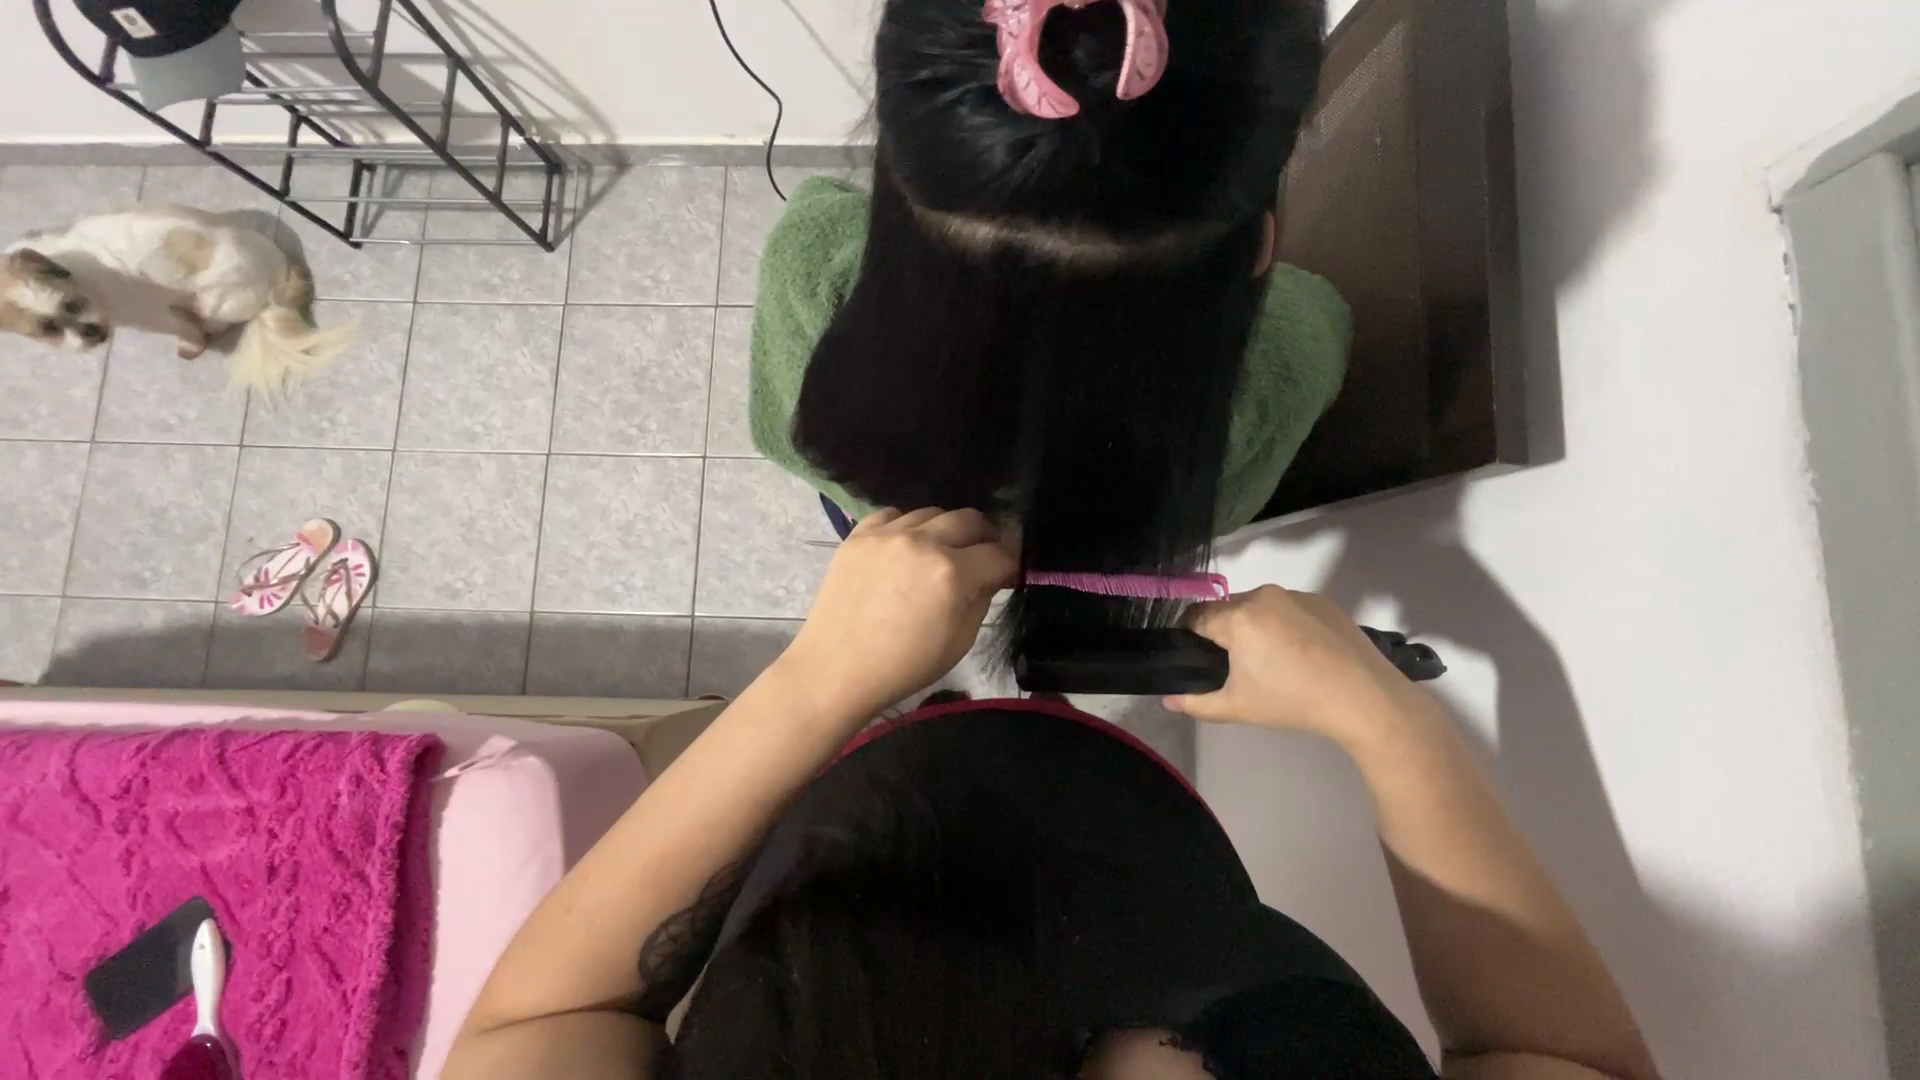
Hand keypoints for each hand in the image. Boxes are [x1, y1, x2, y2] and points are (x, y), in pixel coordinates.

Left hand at [776, 507, 1016, 718]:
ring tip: (942, 553)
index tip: (1008, 573)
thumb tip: (992, 574)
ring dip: (946, 530)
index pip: (999, 553)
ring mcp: (887, 535)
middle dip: (985, 537)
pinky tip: (906, 548)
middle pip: (970, 519)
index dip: (1010, 564)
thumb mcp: (960, 640)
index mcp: (953, 573)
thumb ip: (982, 598)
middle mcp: (923, 543)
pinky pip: (893, 515)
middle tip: (983, 556)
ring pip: (932, 512)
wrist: (837, 669)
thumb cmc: (905, 665)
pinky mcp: (858, 535)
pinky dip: (907, 527)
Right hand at [1164, 585, 1428, 744]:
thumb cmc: (1293, 702)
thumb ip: (1197, 702)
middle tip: (1235, 665)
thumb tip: (1168, 700)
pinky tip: (1300, 653)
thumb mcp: (1238, 707)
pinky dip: (1283, 624)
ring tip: (1271, 660)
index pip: (1195, 616)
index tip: (1197, 659)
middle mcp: (1262, 596)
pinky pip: (1287, 607)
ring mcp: (1295, 595)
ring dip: (1253, 625)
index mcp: (1237, 617)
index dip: (1189, 637)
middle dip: (1222, 631)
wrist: (1365, 698)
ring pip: (1257, 606)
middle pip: (1226, 608)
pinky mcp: (1322, 601)